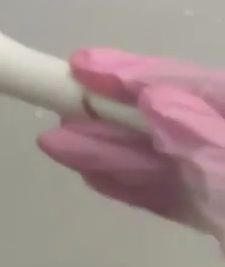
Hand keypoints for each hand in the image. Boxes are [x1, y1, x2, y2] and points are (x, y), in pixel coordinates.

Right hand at [37, 48, 224, 247]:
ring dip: (114, 154)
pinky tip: (94, 178)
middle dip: (118, 119)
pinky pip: (185, 198)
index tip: (83, 68)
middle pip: (186, 124)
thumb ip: (207, 140)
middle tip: (58, 107)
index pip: (210, 91)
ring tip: (56, 146)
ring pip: (177, 164)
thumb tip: (154, 100)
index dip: (146, 76)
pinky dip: (139, 188)